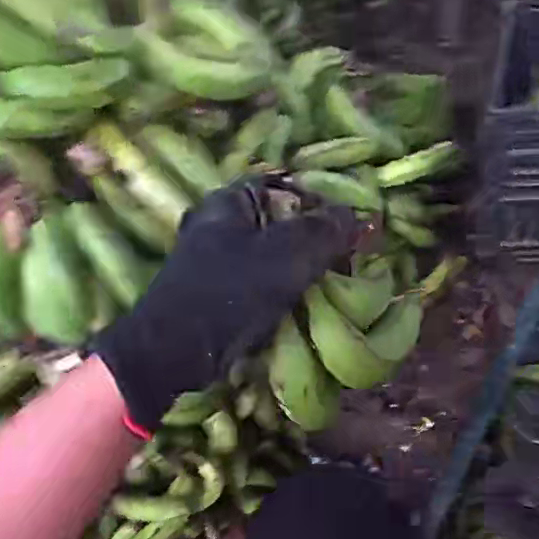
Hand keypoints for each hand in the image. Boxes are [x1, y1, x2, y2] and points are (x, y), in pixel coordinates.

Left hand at [95, 177, 355, 428]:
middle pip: (285, 224)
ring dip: (306, 271)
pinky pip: (266, 282)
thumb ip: (326, 232)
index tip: (352, 231)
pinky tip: (308, 305)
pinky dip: (288, 291)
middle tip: (348, 262)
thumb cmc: (230, 292)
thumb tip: (361, 217)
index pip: (289, 189)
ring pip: (277, 255)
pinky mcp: (222, 293)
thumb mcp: (287, 255)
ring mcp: (219, 260)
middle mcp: (222, 224)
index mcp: (231, 201)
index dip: (324, 206)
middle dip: (318, 242)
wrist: (177, 350)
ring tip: (334, 286)